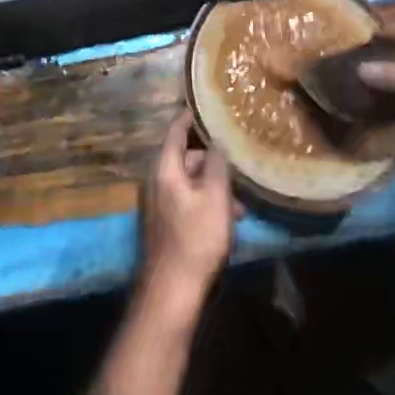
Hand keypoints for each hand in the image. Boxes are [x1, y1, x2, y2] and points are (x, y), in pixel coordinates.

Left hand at [138, 111, 233, 301]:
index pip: (174, 130)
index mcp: (164, 168)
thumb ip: (217, 165)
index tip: (207, 107)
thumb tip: (216, 141)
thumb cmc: (196, 238)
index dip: (190, 117)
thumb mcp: (216, 198)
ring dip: (212, 185)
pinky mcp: (163, 221)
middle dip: (211, 159)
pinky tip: (227, 219)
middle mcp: (155, 180)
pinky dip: (205, 201)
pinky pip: (186, 199)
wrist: (172, 288)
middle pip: (183, 156)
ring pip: (188, 180)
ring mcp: (157, 201)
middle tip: (236, 163)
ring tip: (239, 202)